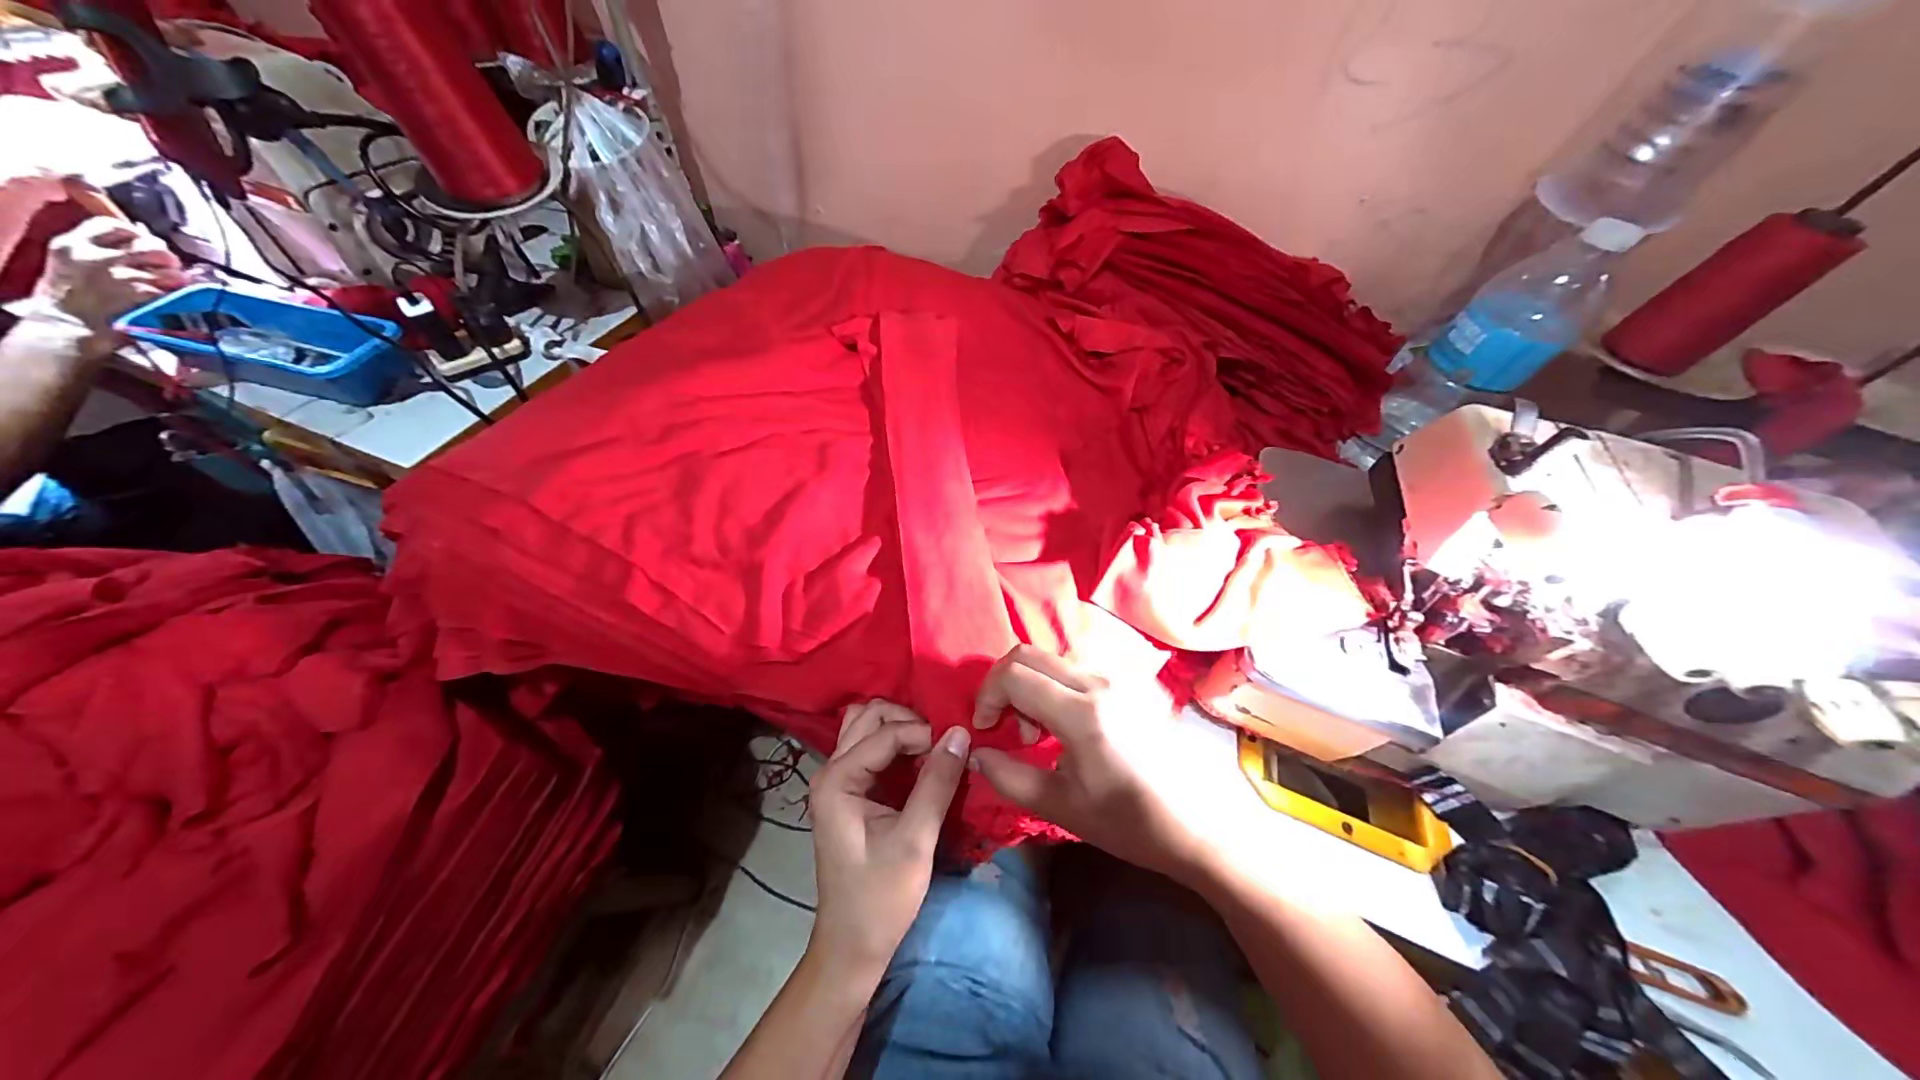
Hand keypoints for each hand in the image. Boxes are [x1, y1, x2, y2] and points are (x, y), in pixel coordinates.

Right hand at [23, 217, 186, 334]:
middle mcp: (96, 255)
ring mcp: (120, 275)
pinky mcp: (141, 294)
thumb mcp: (73, 263)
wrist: (67, 327)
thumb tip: (147, 238)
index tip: (144, 246)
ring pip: (169, 267)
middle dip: (166, 257)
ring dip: (177, 278)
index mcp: (73, 243)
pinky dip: (180, 295)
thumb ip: (102, 249)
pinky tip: (173, 300)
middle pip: (150, 244)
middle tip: (166, 270)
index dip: (138, 234)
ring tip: (169, 286)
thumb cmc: (71, 297)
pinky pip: (174, 290)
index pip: (114, 225)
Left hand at [806, 701, 969, 975]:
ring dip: (899, 728)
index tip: (957, 753)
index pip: (886, 733)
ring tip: (933, 747)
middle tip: (942, 744)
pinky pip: (869, 748)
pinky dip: (894, 744)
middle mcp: (829, 771)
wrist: (852, 946)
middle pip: (868, 716)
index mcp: (837, 780)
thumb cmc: (881, 898)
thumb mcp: (915, 840)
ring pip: (865, 727)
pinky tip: (921, 758)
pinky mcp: (848, 792)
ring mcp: (836, 781)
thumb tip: (960, 733)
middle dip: (908, 721)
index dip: (924, 736)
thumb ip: (936, 783)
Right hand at [969, 646, 1222, 885]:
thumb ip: (1008, 777)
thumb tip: (976, 752)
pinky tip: (1071, 724)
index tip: (985, 728)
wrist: (1199, 826)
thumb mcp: (1060, 807)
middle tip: (1009, 726)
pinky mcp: (1137, 682)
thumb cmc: (1128, 823)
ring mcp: (1123, 677)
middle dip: (1004, 684)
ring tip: (1041, 730)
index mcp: (1082, 712)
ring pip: (1055, 659)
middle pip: (1030, 654)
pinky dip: (1059, 685)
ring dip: (1033, 684)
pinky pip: (1082, 667)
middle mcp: (1102, 681)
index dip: (986, 696)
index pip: (1013, 674)